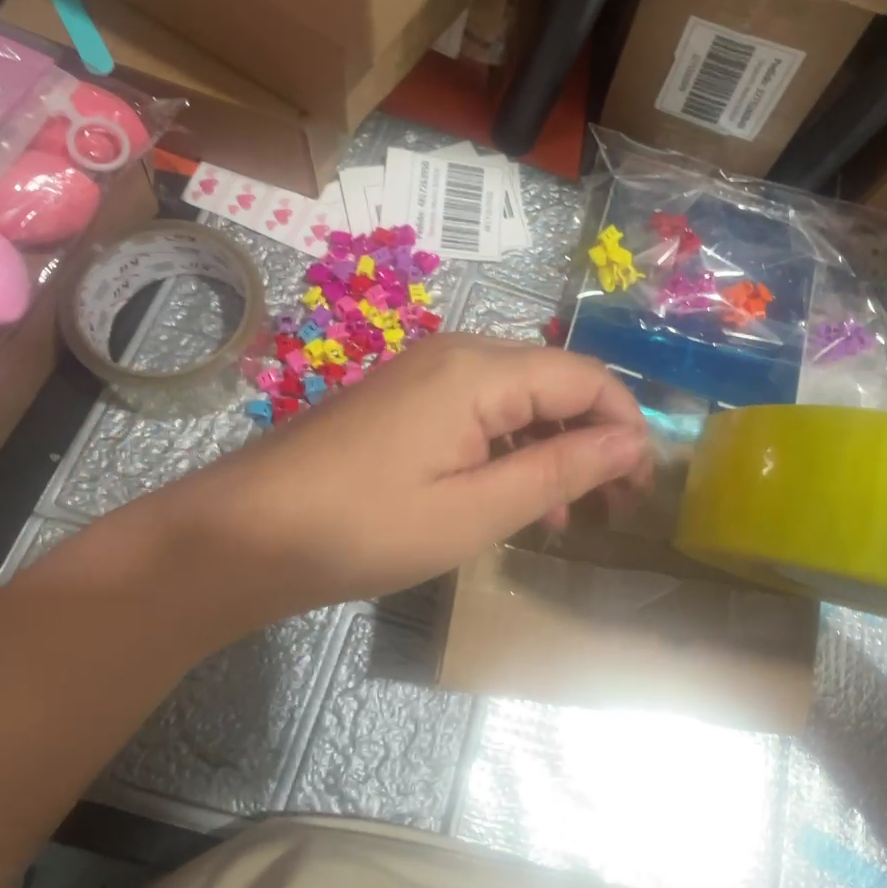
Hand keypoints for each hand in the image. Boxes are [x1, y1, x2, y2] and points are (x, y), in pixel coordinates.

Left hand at [141, 334, 650, 622]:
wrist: (244, 534)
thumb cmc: (363, 528)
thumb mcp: (475, 511)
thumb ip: (561, 469)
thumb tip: (634, 442)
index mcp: (480, 370)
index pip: (588, 378)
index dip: (628, 427)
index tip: (642, 490)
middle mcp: (458, 353)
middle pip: (557, 381)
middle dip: (596, 437)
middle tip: (614, 508)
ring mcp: (427, 372)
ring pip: (520, 397)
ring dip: (556, 446)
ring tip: (571, 515)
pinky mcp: (406, 397)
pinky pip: (481, 410)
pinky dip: (512, 448)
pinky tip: (516, 497)